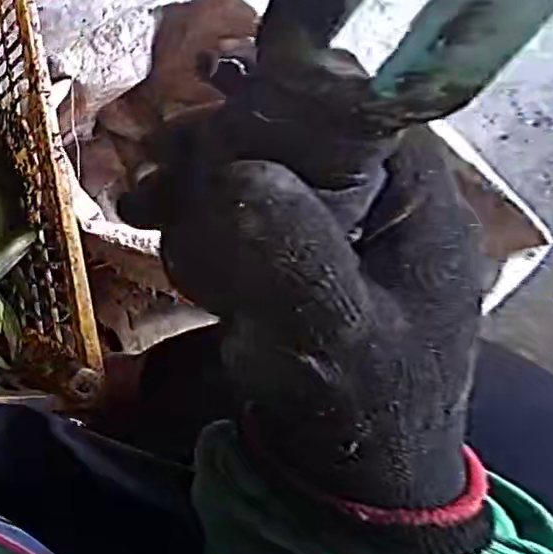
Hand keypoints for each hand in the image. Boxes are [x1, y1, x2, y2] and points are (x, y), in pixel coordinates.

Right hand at [128, 128, 485, 512]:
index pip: (358, 112)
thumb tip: (238, 167)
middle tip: (159, 159)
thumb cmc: (355, 397)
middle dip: (216, 139)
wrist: (339, 459)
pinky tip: (148, 217)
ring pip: (246, 161)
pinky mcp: (280, 241)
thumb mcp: (329, 326)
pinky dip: (182, 200)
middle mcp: (368, 197)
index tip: (214, 105)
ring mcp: (320, 219)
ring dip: (187, 171)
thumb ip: (294, 251)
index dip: (286, 95)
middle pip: (288, 130)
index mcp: (411, 203)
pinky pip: (225, 198)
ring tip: (141, 200)